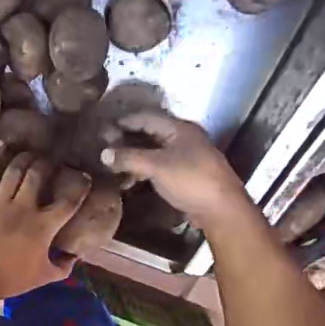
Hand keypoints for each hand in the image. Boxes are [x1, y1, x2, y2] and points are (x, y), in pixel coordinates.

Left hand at [0, 143, 90, 300]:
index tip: (84, 177)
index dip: (80, 186)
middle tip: (50, 160)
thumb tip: (75, 256)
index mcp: (43, 227)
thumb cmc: (10, 279)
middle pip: (38, 174)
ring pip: (14, 170)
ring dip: (25, 157)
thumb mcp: (44, 277)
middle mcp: (24, 208)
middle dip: (47, 163)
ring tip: (30, 152)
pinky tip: (1, 145)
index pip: (68, 201)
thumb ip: (63, 266)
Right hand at [100, 111, 253, 226]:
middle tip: (106, 147)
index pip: (146, 117)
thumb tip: (104, 154)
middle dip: (127, 140)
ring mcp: (186, 156)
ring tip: (114, 164)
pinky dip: (143, 169)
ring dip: (134, 156)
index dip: (125, 121)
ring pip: (153, 151)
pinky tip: (130, 178)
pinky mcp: (185, 174)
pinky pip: (159, 165)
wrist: (221, 208)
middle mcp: (183, 138)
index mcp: (179, 128)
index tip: (104, 129)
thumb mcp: (156, 165)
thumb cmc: (190, 179)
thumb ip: (129, 157)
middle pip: (149, 133)